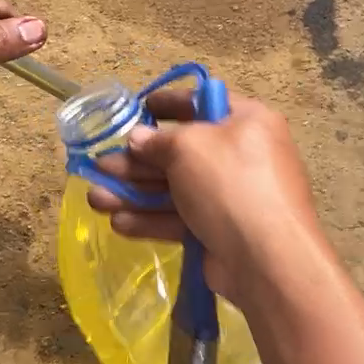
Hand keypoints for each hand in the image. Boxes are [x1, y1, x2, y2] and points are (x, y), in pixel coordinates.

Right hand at [87, 91, 338, 309]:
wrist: (268, 260)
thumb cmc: (230, 184)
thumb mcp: (189, 147)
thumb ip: (158, 141)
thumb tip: (138, 139)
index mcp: (247, 121)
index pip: (203, 103)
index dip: (170, 104)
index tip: (140, 107)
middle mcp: (242, 155)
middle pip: (182, 151)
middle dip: (137, 160)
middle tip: (100, 165)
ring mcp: (232, 197)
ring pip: (176, 188)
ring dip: (134, 192)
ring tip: (95, 199)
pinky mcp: (222, 232)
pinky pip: (181, 218)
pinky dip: (151, 219)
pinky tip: (119, 223)